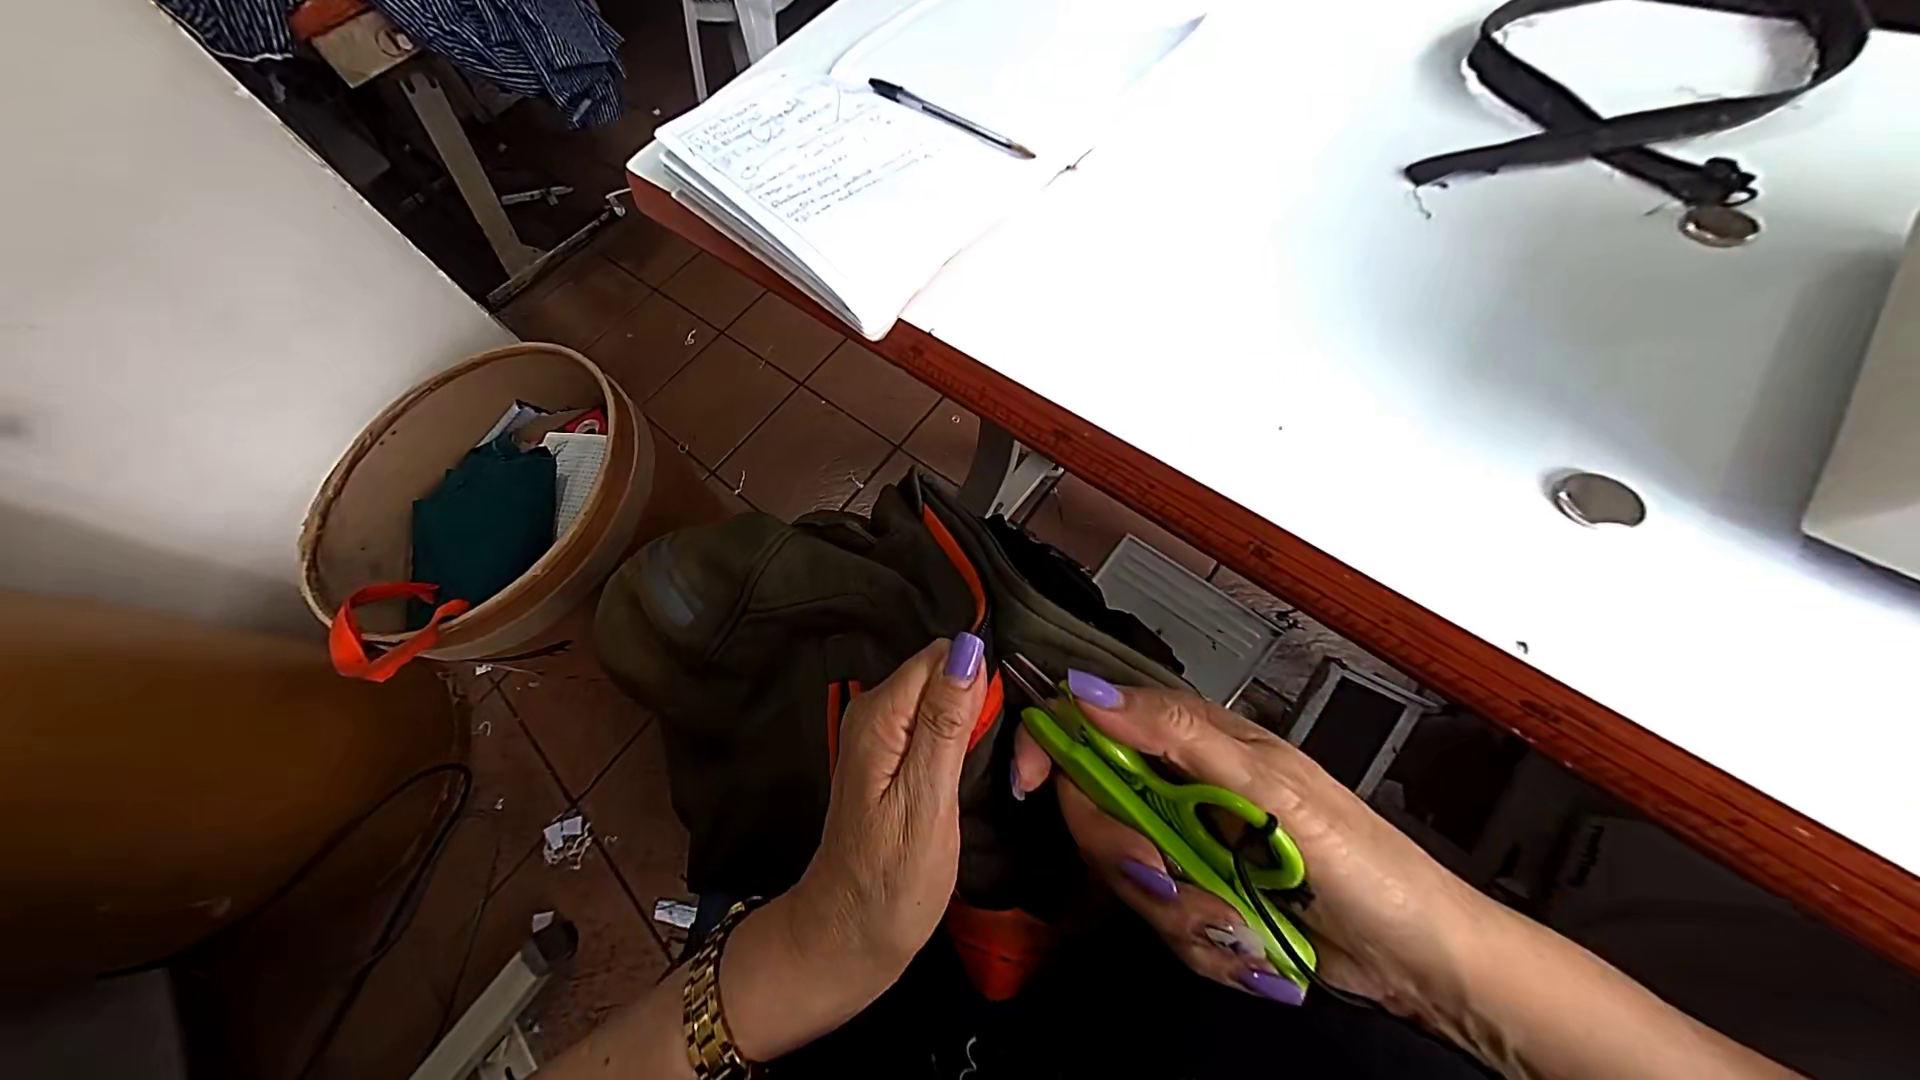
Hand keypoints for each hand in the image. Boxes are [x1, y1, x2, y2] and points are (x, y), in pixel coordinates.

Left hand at [722, 633, 986, 1059]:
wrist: (848, 936)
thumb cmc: (892, 881)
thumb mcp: (927, 801)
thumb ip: (946, 723)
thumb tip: (968, 651)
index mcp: (880, 714)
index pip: (942, 657)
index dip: (978, 681)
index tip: (997, 729)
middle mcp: (875, 710)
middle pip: (941, 670)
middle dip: (977, 698)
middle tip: (994, 760)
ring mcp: (881, 730)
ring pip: (942, 693)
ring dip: (972, 719)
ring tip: (978, 772)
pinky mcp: (891, 750)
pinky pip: (935, 718)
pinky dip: (958, 736)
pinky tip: (965, 771)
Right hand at [1011, 671, 1492, 1018]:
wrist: (1416, 956)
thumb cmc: (1360, 859)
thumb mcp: (1269, 787)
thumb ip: (1177, 734)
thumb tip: (1088, 691)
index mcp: (1189, 739)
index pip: (1091, 719)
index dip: (1051, 742)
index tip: (1030, 782)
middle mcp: (1175, 784)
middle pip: (1093, 804)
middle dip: (1126, 852)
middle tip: (1172, 875)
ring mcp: (1181, 842)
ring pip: (1122, 871)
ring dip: (1177, 909)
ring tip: (1239, 920)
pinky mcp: (1191, 894)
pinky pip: (1157, 920)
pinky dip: (1199, 941)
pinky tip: (1247, 942)